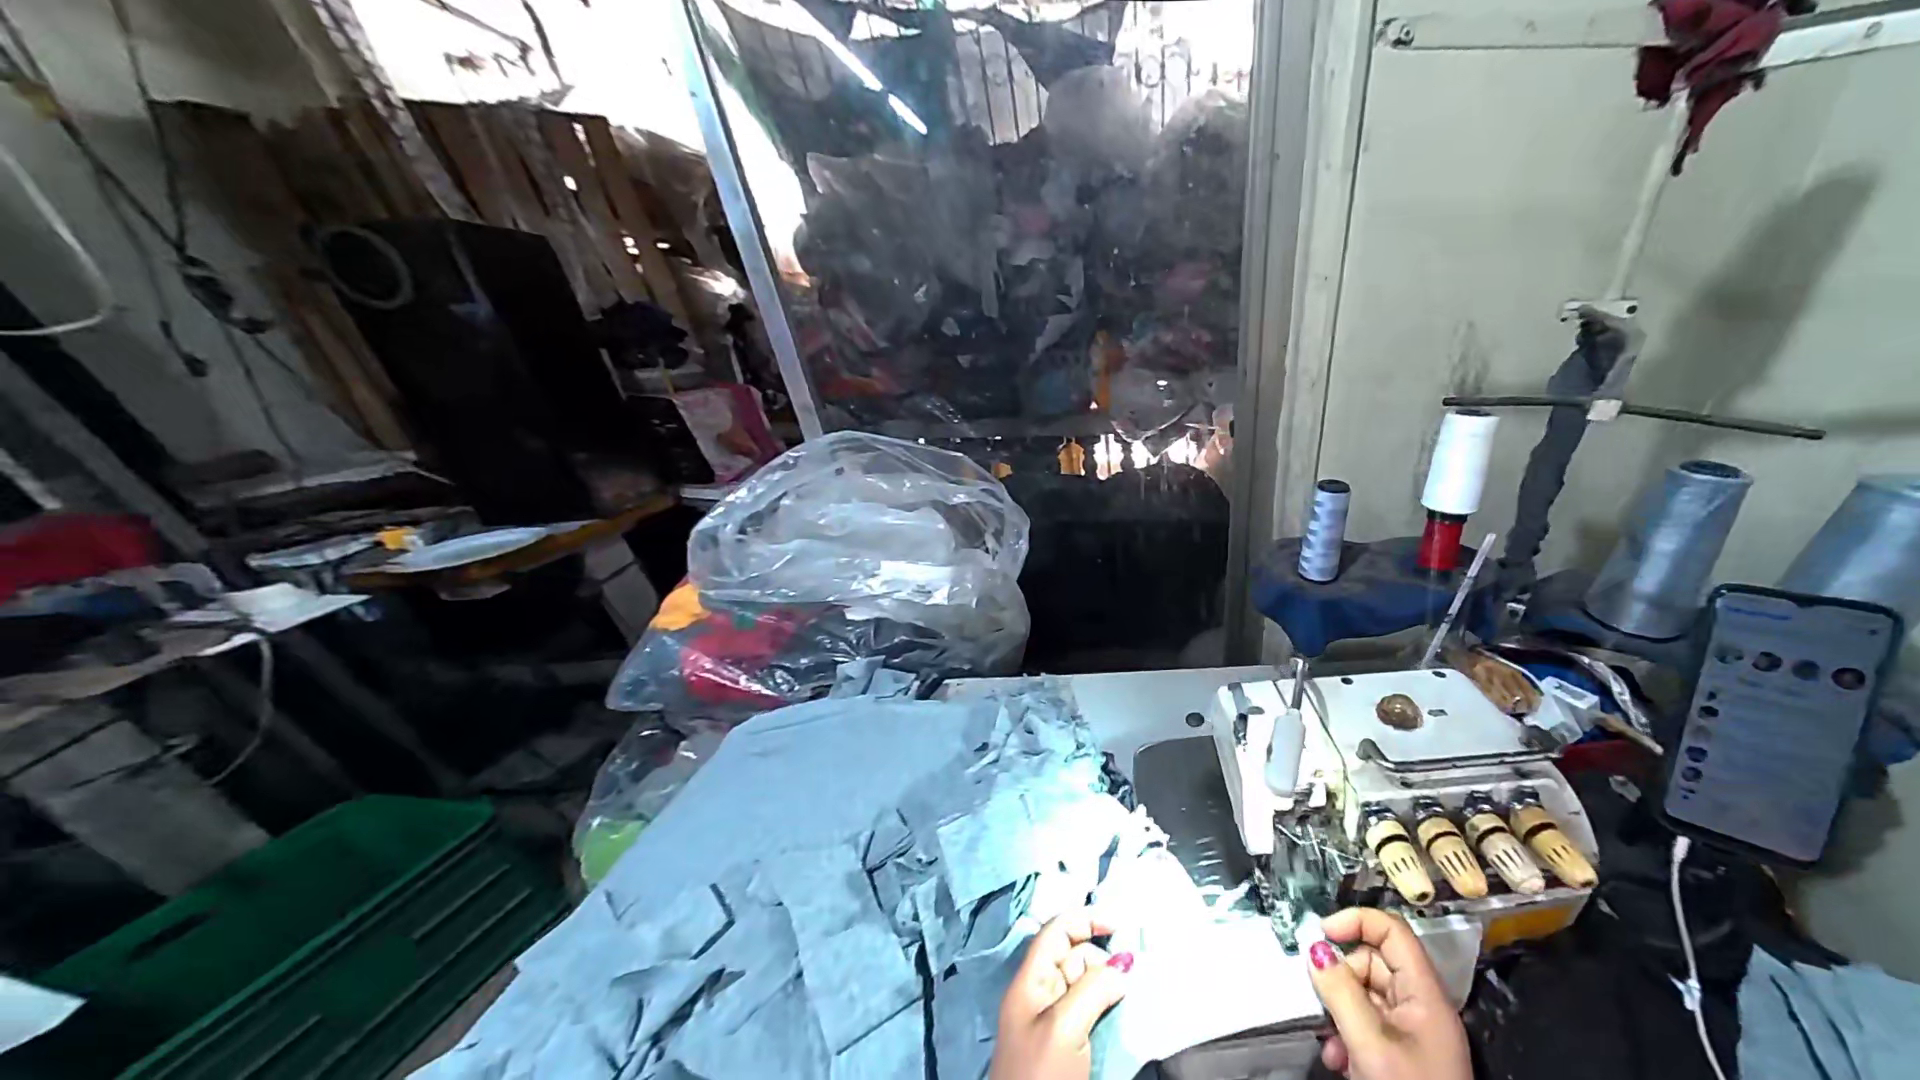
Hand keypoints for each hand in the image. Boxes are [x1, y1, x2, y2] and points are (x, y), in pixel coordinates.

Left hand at [989, 908, 1131, 1079]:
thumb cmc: (1039, 1075)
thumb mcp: (1064, 1026)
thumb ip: (1092, 989)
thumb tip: (1121, 966)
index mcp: (1030, 980)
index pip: (1055, 932)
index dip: (1084, 920)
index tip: (1120, 925)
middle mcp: (1040, 994)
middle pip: (1072, 956)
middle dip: (1101, 952)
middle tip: (1133, 965)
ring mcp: (1053, 1021)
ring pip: (1083, 983)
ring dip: (1107, 978)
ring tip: (1133, 984)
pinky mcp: (1067, 1047)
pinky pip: (1089, 1011)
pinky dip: (1107, 1003)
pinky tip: (1126, 1008)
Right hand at [1306, 908, 1471, 1079]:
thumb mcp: (1369, 1043)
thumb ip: (1340, 991)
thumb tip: (1315, 949)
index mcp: (1425, 995)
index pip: (1392, 931)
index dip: (1355, 922)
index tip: (1321, 935)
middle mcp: (1421, 1006)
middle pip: (1372, 962)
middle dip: (1339, 978)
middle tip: (1322, 1002)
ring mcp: (1412, 1031)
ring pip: (1364, 994)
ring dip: (1338, 1011)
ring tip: (1330, 1043)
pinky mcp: (1401, 1053)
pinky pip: (1366, 1023)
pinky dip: (1346, 1033)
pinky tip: (1339, 1060)